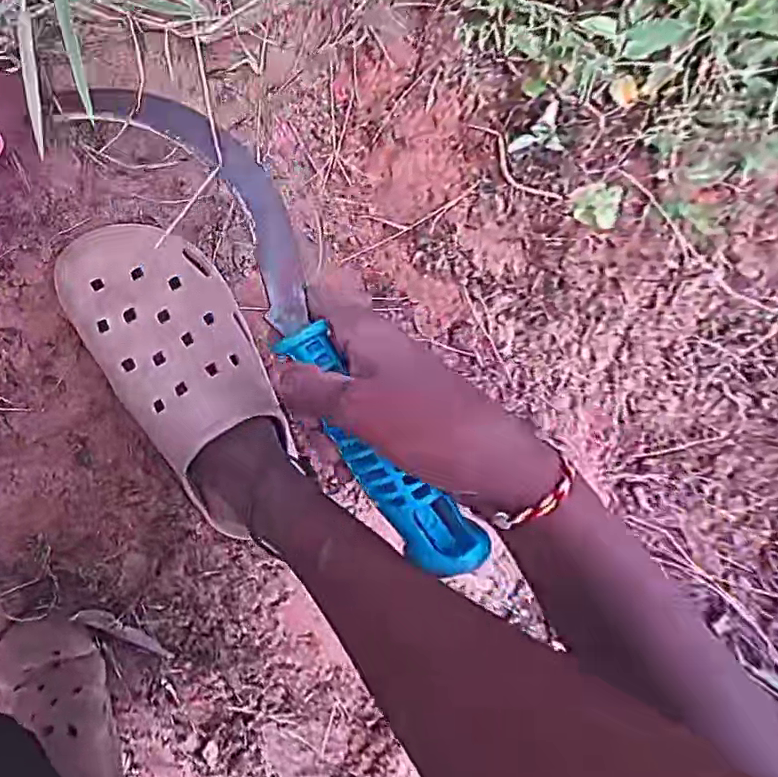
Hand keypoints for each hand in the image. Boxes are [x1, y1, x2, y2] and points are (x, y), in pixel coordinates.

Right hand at [270, 271, 560, 515]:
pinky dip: (346, 440)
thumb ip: (306, 386)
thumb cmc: (437, 430)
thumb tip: (276, 372)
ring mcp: (382, 382)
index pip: (310, 304)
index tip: (277, 361)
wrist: (501, 472)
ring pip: (329, 393)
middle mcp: (372, 350)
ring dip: (324, 426)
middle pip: (313, 357)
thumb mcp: (356, 408)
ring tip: (338, 454)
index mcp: (364, 331)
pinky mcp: (393, 411)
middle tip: (312, 422)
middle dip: (303, 394)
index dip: (286, 327)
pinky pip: (352, 418)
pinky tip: (353, 464)